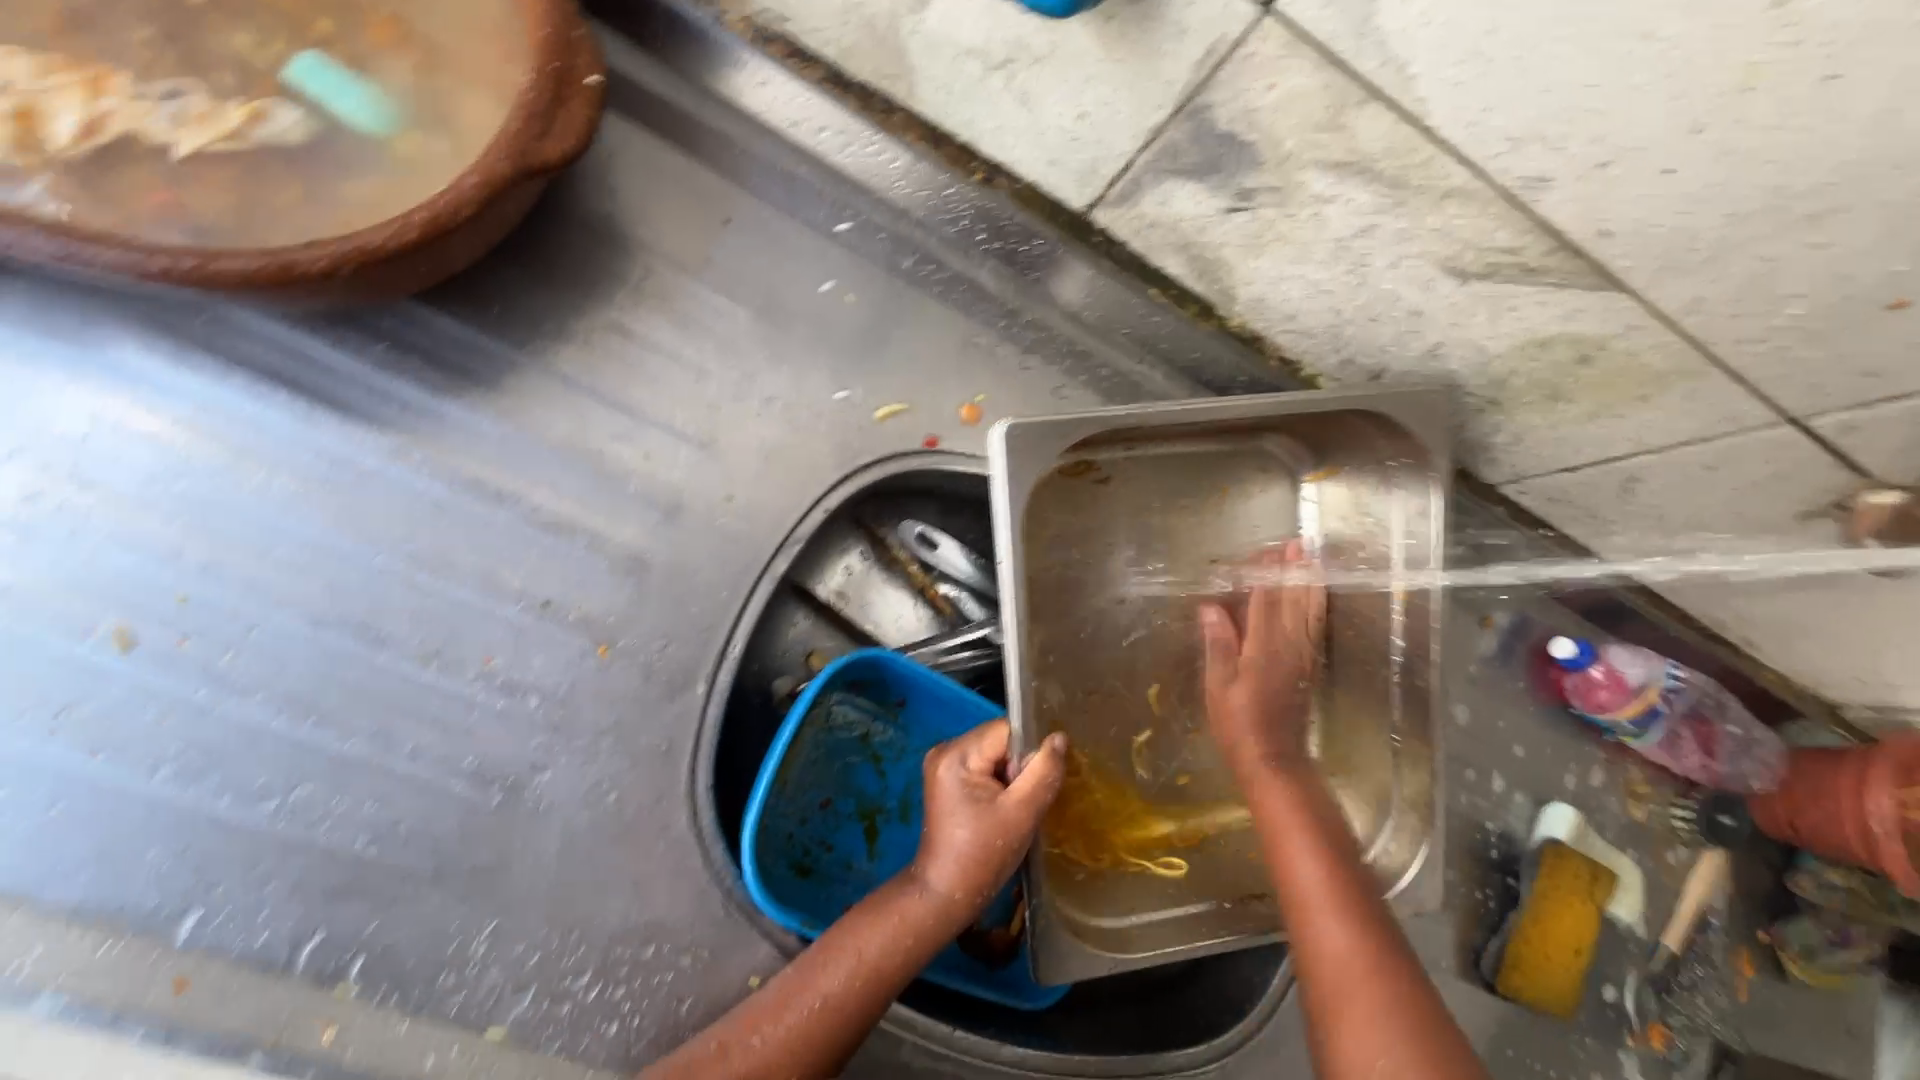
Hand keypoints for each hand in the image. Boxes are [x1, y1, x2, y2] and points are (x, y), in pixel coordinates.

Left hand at [908, 719, 1066, 923]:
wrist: (946, 892)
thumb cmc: (982, 856)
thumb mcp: (1022, 813)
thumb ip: (1044, 772)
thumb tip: (1059, 738)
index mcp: (957, 753)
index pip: (1008, 730)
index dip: (1029, 753)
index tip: (1033, 785)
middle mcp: (946, 750)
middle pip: (1000, 740)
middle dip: (1019, 766)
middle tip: (1022, 802)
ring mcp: (944, 765)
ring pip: (995, 754)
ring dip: (1011, 777)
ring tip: (1011, 809)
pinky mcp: (948, 779)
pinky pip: (984, 767)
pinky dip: (999, 784)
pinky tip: (1000, 810)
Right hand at [1198, 538, 1326, 781]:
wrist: (1273, 758)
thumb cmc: (1237, 723)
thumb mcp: (1218, 685)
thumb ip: (1218, 643)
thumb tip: (1211, 608)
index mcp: (1263, 647)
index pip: (1265, 601)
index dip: (1265, 574)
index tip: (1265, 551)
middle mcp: (1288, 646)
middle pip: (1293, 600)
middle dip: (1294, 570)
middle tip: (1298, 543)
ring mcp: (1302, 656)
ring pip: (1310, 611)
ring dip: (1310, 583)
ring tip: (1311, 559)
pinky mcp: (1308, 667)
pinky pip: (1315, 627)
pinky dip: (1316, 606)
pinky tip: (1315, 597)